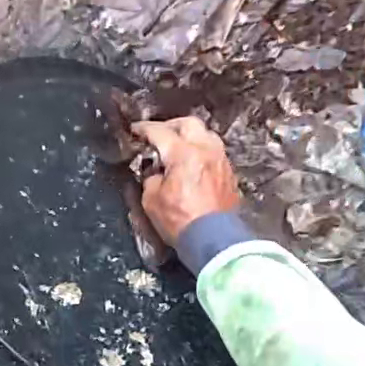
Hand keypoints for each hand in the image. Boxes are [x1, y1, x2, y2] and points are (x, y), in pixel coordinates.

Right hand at [132, 116, 240, 242]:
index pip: (160, 132)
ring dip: (191, 137)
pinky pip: (215, 153)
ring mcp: (221, 162)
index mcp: (184, 154)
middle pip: (189, 124)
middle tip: (159, 136)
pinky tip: (194, 164)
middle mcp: (206, 151)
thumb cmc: (181, 221)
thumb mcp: (152, 201)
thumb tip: (155, 172)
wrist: (214, 241)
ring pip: (206, 136)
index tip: (135, 131)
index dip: (144, 129)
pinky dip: (202, 152)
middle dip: (171, 126)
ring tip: (179, 148)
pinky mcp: (230, 175)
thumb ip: (151, 179)